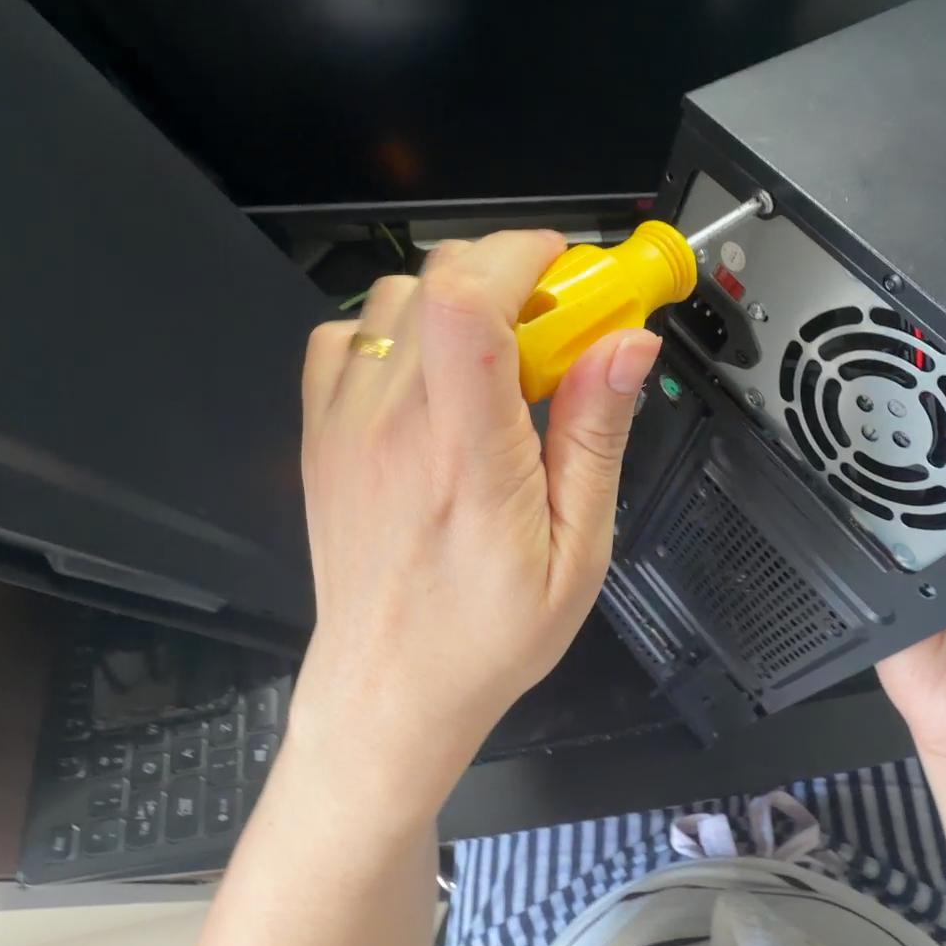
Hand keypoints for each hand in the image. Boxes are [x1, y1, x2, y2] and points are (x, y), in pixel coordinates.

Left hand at [292, 231, 662, 801]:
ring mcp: (344, 426)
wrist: (387, 688)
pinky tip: (425, 381)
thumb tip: (626, 346)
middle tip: (548, 328)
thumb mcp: (578, 550)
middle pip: (438, 282)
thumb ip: (597, 435)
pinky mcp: (319, 435)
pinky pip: (346, 337)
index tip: (564, 273)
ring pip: (394, 299)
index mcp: (467, 456)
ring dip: (453, 304)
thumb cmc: (487, 636)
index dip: (520, 256)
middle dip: (507, 277)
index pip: (469, 303)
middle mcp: (393, 428)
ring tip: (490, 360)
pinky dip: (392, 333)